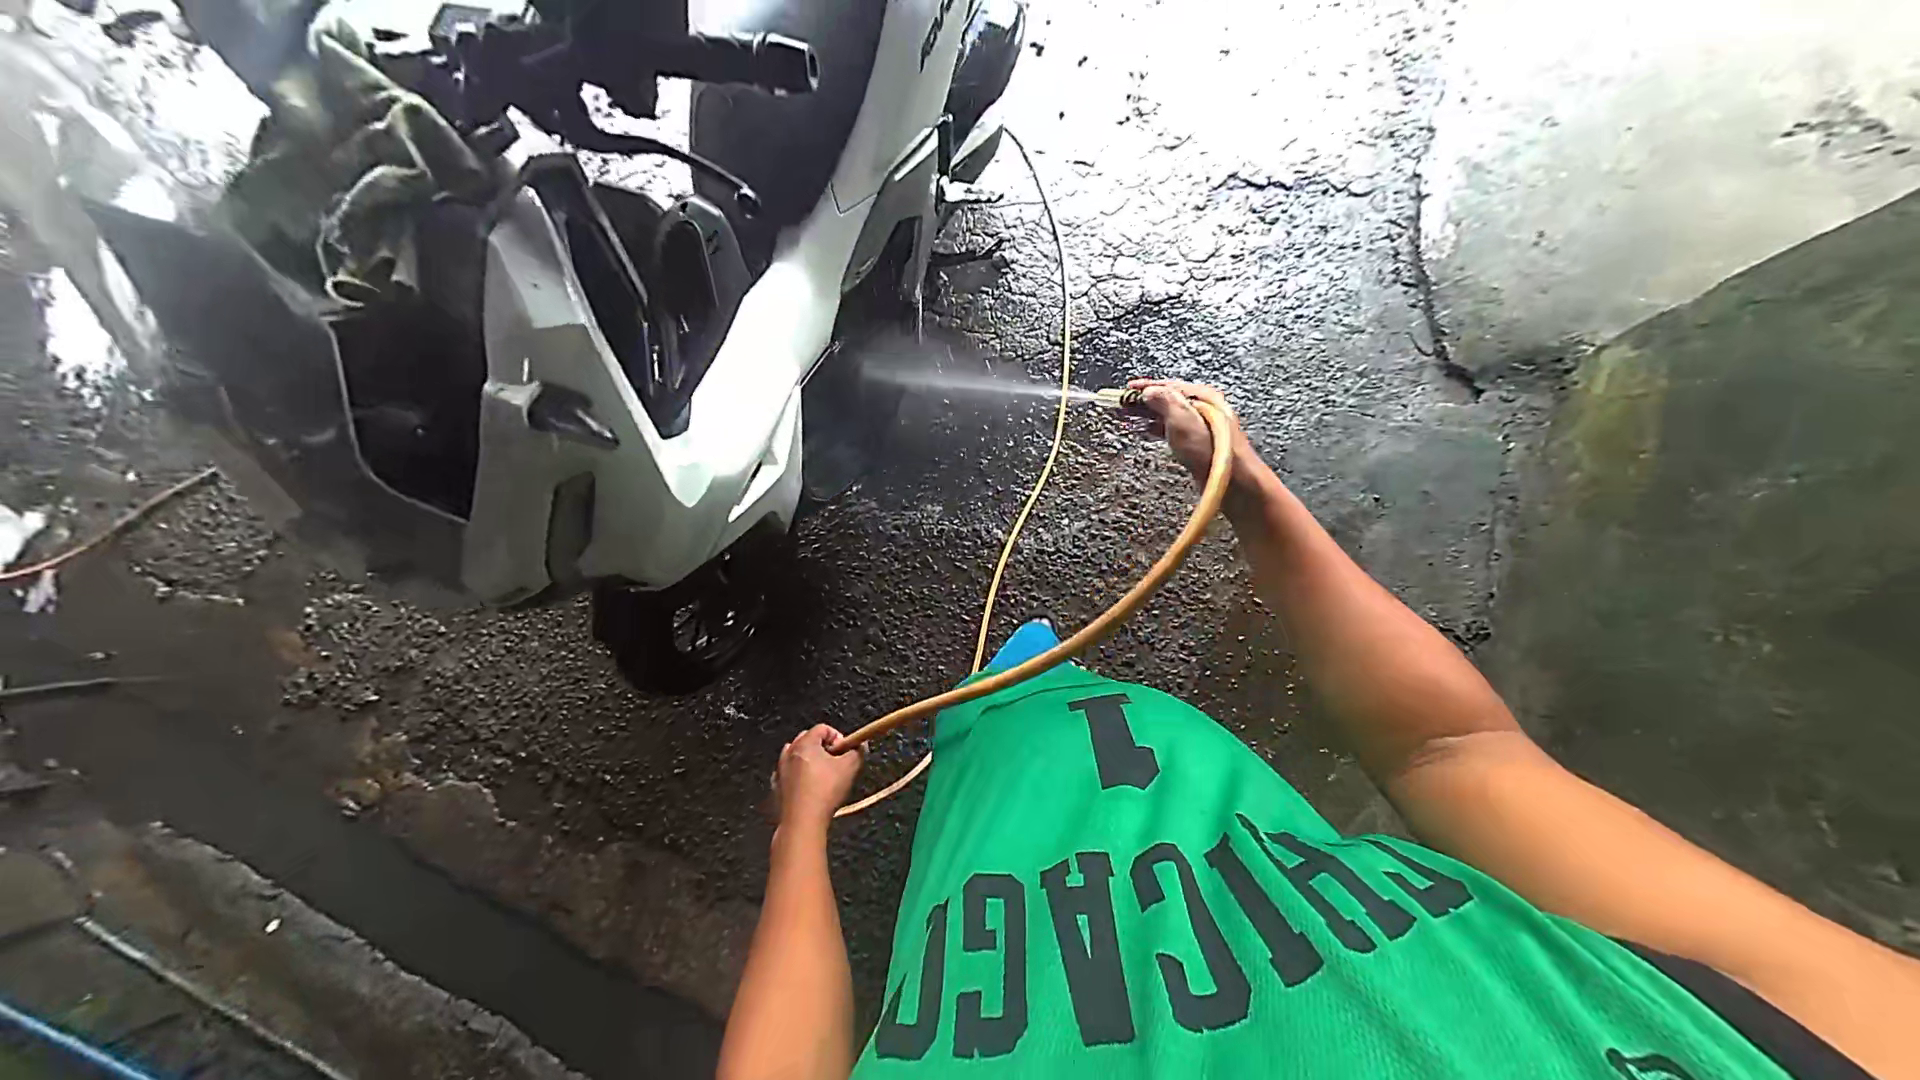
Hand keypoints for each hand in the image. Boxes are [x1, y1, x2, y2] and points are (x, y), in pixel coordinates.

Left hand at [772, 724, 863, 830]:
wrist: (802, 821)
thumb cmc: (825, 791)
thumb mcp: (850, 768)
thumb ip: (857, 752)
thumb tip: (860, 746)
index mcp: (805, 743)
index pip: (822, 728)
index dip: (837, 737)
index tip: (845, 751)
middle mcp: (789, 753)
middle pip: (807, 740)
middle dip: (823, 747)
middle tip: (835, 761)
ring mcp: (780, 770)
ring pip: (796, 757)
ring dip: (809, 761)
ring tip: (821, 776)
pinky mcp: (777, 788)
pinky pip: (789, 774)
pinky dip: (798, 777)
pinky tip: (809, 789)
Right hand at [1128, 378, 1254, 484]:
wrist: (1231, 481)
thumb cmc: (1214, 452)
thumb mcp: (1183, 420)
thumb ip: (1165, 401)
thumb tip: (1150, 391)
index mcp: (1203, 397)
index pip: (1168, 386)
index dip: (1145, 386)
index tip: (1128, 388)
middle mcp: (1204, 408)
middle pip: (1168, 398)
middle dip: (1144, 400)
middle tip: (1124, 403)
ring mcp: (1202, 426)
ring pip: (1169, 413)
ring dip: (1148, 414)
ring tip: (1131, 416)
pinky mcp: (1198, 442)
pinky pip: (1172, 428)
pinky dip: (1156, 427)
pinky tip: (1148, 431)